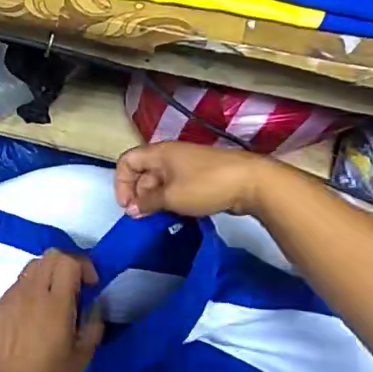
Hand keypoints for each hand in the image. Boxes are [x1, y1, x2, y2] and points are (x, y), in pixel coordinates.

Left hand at [0, 250, 105, 371]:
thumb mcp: (84, 353)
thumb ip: (94, 321)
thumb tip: (95, 303)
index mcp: (55, 302)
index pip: (68, 260)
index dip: (83, 265)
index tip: (90, 285)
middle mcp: (31, 292)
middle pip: (50, 255)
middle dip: (68, 264)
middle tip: (76, 285)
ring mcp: (11, 296)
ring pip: (32, 266)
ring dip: (48, 273)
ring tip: (54, 296)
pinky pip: (18, 284)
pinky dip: (31, 287)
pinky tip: (34, 311)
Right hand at [115, 142, 276, 218]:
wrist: (251, 182)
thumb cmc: (205, 185)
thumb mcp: (171, 197)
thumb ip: (147, 202)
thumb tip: (131, 209)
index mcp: (159, 153)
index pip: (127, 161)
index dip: (121, 183)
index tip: (128, 205)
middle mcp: (170, 155)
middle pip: (142, 172)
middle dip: (137, 194)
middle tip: (141, 216)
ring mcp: (186, 165)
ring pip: (159, 180)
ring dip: (153, 199)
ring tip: (157, 218)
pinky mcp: (199, 176)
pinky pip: (175, 185)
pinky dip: (169, 198)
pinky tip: (175, 214)